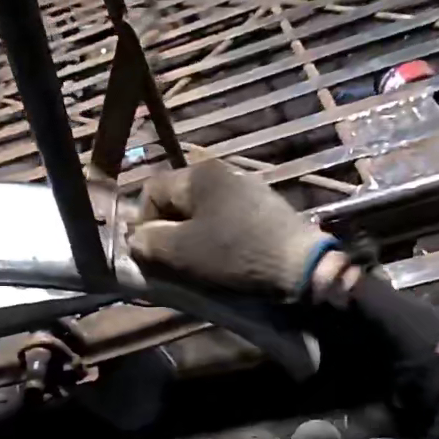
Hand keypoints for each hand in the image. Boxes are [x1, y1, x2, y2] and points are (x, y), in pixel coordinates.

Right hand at [127, 161, 335, 298]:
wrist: (302, 267)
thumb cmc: (236, 254)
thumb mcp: (183, 252)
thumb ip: (150, 242)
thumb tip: (136, 239)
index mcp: (199, 174)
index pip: (151, 190)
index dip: (143, 222)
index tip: (150, 253)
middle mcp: (222, 172)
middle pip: (178, 199)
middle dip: (168, 231)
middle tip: (171, 262)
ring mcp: (247, 188)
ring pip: (202, 211)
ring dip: (192, 237)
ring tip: (197, 264)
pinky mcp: (265, 208)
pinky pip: (226, 219)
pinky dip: (217, 238)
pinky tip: (225, 259)